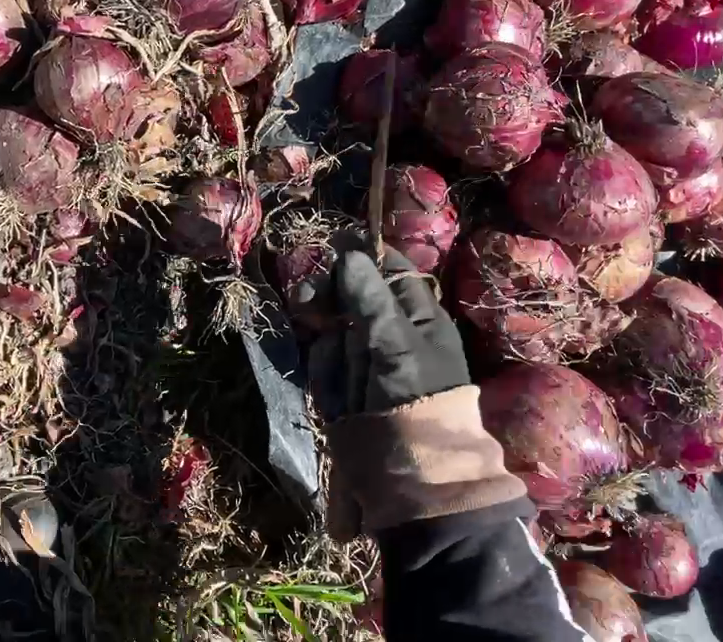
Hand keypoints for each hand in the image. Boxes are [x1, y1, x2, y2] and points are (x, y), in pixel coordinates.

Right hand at [302, 251, 520, 537]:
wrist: (412, 476)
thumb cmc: (417, 400)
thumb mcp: (397, 343)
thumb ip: (370, 297)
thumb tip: (350, 253)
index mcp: (418, 316)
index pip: (388, 269)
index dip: (362, 255)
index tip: (333, 245)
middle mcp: (389, 331)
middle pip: (349, 294)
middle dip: (327, 297)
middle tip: (304, 301)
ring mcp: (365, 359)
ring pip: (331, 328)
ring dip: (327, 343)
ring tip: (335, 365)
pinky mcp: (345, 385)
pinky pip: (324, 362)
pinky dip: (326, 375)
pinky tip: (338, 396)